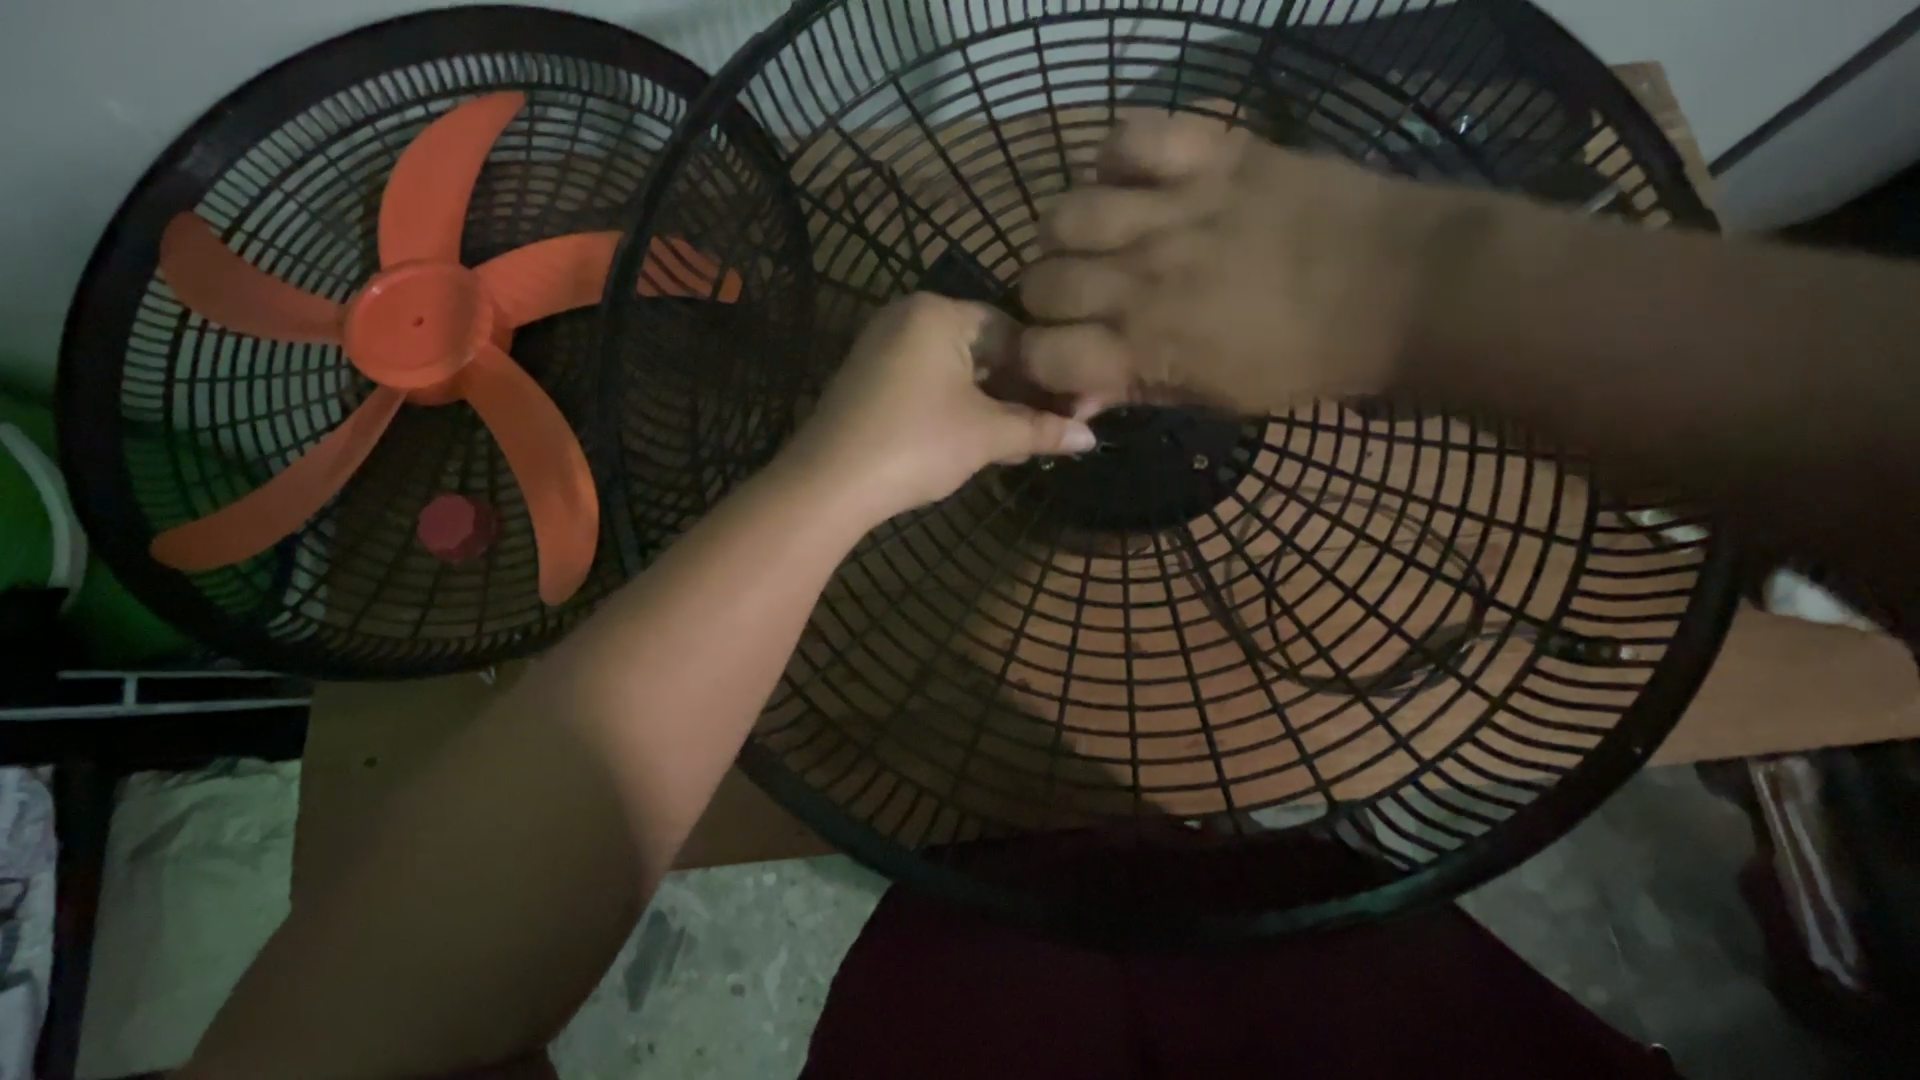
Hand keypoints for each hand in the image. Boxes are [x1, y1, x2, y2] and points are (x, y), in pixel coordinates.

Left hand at [784, 294, 1097, 515]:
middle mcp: (909, 317)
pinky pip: (931, 383)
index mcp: (938, 312)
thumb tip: (1092, 439)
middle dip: (1023, 391)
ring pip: (959, 370)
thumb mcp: (986, 436)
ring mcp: (885, 347)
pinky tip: (986, 439)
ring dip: (995, 404)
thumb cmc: (916, 445)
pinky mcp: (871, 379)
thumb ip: (1041, 429)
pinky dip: (961, 407)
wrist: (829, 484)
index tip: (1078, 407)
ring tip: (1028, 439)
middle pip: (985, 349)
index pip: (1014, 331)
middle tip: (1058, 426)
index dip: (1049, 372)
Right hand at [1020, 110, 1463, 413]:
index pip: (1038, 353)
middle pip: (1040, 281)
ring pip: (1065, 211)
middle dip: (1048, 299)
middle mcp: (1141, 276)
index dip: (1035, 359)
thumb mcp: (1215, 398)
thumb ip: (1136, 389)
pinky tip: (1135, 180)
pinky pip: (1130, 136)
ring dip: (1068, 234)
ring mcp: (1175, 208)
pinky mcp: (1213, 153)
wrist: (1403, 291)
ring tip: (1100, 239)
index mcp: (1144, 346)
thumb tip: (1075, 393)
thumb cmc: (1306, 363)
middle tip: (1082, 300)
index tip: (1056, 356)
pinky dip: (1119, 156)